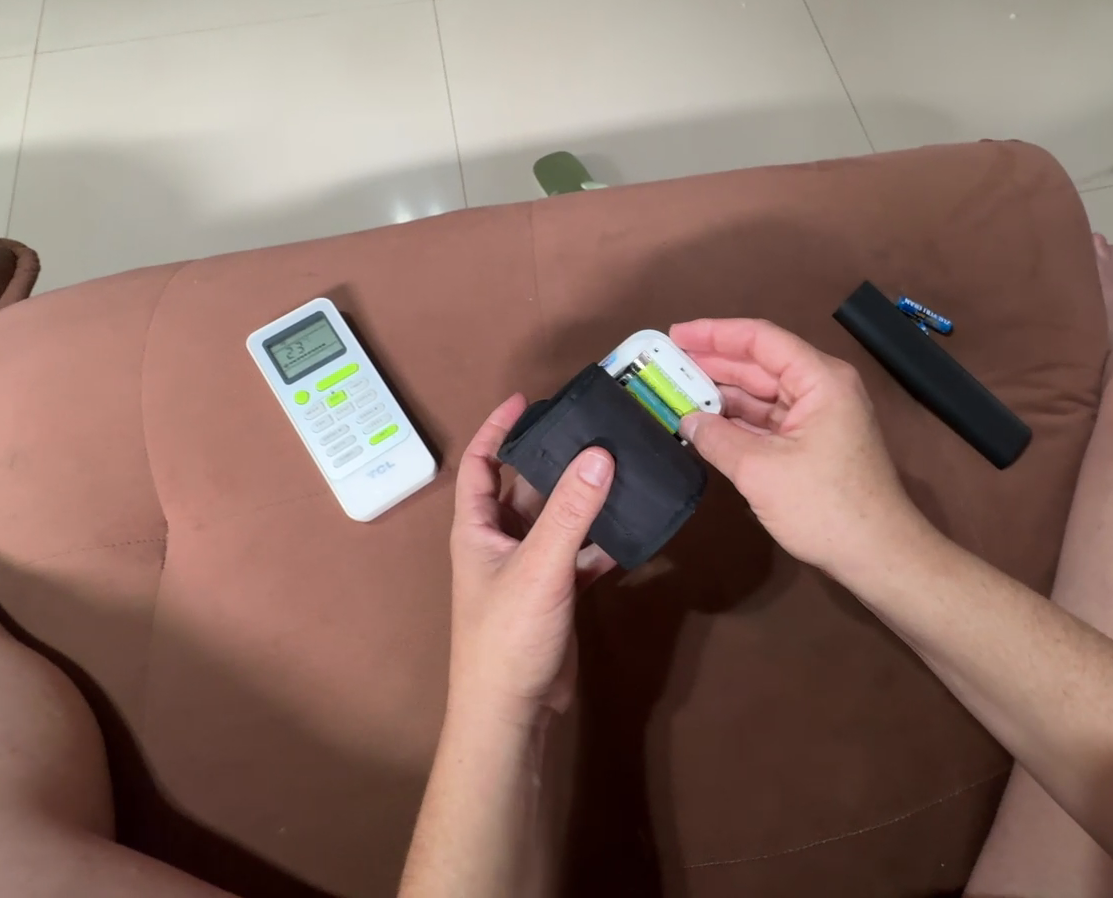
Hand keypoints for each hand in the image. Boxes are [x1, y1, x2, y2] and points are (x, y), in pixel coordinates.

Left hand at [447, 395, 616, 727]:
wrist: (512, 712)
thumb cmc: (507, 635)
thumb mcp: (539, 566)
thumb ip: (570, 511)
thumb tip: (600, 454)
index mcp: (478, 528)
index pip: (480, 464)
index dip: (497, 429)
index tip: (527, 400)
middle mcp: (501, 540)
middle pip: (528, 486)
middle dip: (557, 458)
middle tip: (595, 429)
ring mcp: (530, 567)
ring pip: (559, 518)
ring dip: (586, 497)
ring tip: (623, 467)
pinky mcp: (555, 591)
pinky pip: (581, 552)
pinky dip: (603, 540)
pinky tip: (634, 529)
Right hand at [670, 318, 924, 573]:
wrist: (879, 555)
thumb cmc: (825, 506)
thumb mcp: (761, 471)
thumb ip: (718, 439)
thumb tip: (686, 419)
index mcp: (819, 379)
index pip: (760, 339)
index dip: (714, 333)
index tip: (674, 334)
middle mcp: (821, 388)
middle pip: (760, 362)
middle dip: (713, 361)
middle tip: (666, 361)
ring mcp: (819, 415)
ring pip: (762, 392)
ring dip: (723, 392)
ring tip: (677, 389)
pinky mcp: (813, 442)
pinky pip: (769, 419)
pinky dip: (738, 419)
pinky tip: (706, 420)